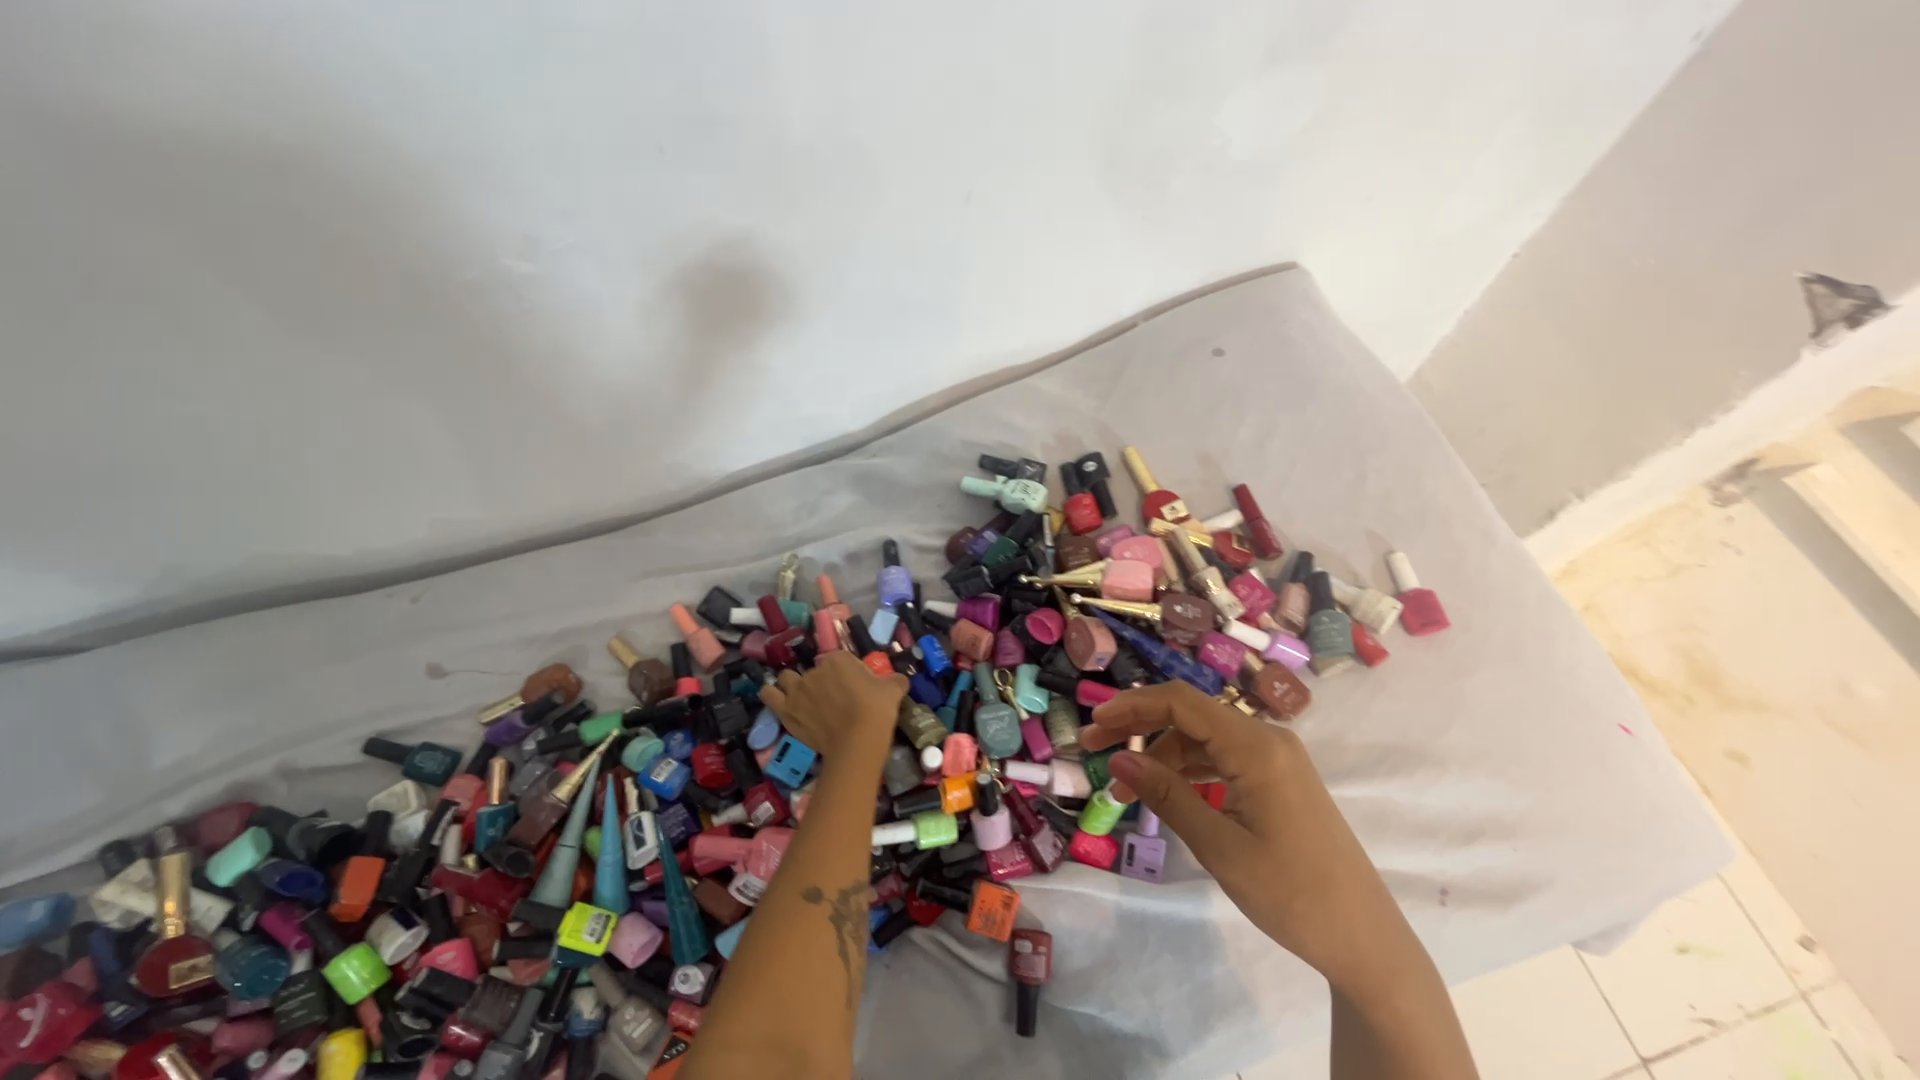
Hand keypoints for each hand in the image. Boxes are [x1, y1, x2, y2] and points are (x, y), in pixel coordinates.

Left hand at [758, 651, 906, 762]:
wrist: (858, 741)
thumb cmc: (876, 711)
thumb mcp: (894, 690)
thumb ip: (895, 681)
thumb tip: (900, 680)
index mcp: (838, 660)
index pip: (838, 660)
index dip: (844, 672)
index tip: (852, 686)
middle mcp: (814, 670)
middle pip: (813, 670)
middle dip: (819, 681)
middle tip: (832, 698)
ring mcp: (797, 690)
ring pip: (787, 679)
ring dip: (791, 685)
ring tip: (802, 698)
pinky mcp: (785, 710)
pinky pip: (769, 694)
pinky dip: (772, 695)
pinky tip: (780, 701)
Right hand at [1080, 682, 1399, 984]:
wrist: (1362, 937)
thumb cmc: (1290, 894)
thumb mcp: (1219, 846)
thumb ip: (1167, 795)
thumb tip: (1119, 758)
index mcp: (1256, 747)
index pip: (1181, 703)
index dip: (1132, 706)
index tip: (1093, 726)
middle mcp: (1268, 740)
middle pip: (1191, 715)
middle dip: (1140, 727)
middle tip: (1094, 752)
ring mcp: (1278, 760)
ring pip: (1206, 738)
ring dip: (1162, 754)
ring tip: (1124, 786)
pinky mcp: (1280, 780)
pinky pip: (1224, 759)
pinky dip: (1190, 770)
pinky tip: (1167, 793)